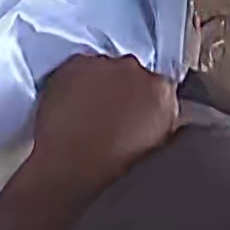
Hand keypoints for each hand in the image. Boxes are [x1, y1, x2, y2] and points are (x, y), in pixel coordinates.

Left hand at [17, 54, 177, 199]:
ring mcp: (104, 63)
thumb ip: (159, 126)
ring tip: (89, 115)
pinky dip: (79, 81)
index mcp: (161, 94)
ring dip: (102, 85)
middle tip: (113, 118)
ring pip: (107, 69)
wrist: (66, 162)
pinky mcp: (76, 61)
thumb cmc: (105, 168)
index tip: (139, 115)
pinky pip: (81, 67)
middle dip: (125, 91)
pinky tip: (73, 105)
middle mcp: (135, 69)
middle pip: (134, 74)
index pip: (163, 90)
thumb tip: (155, 122)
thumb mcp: (149, 153)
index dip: (149, 104)